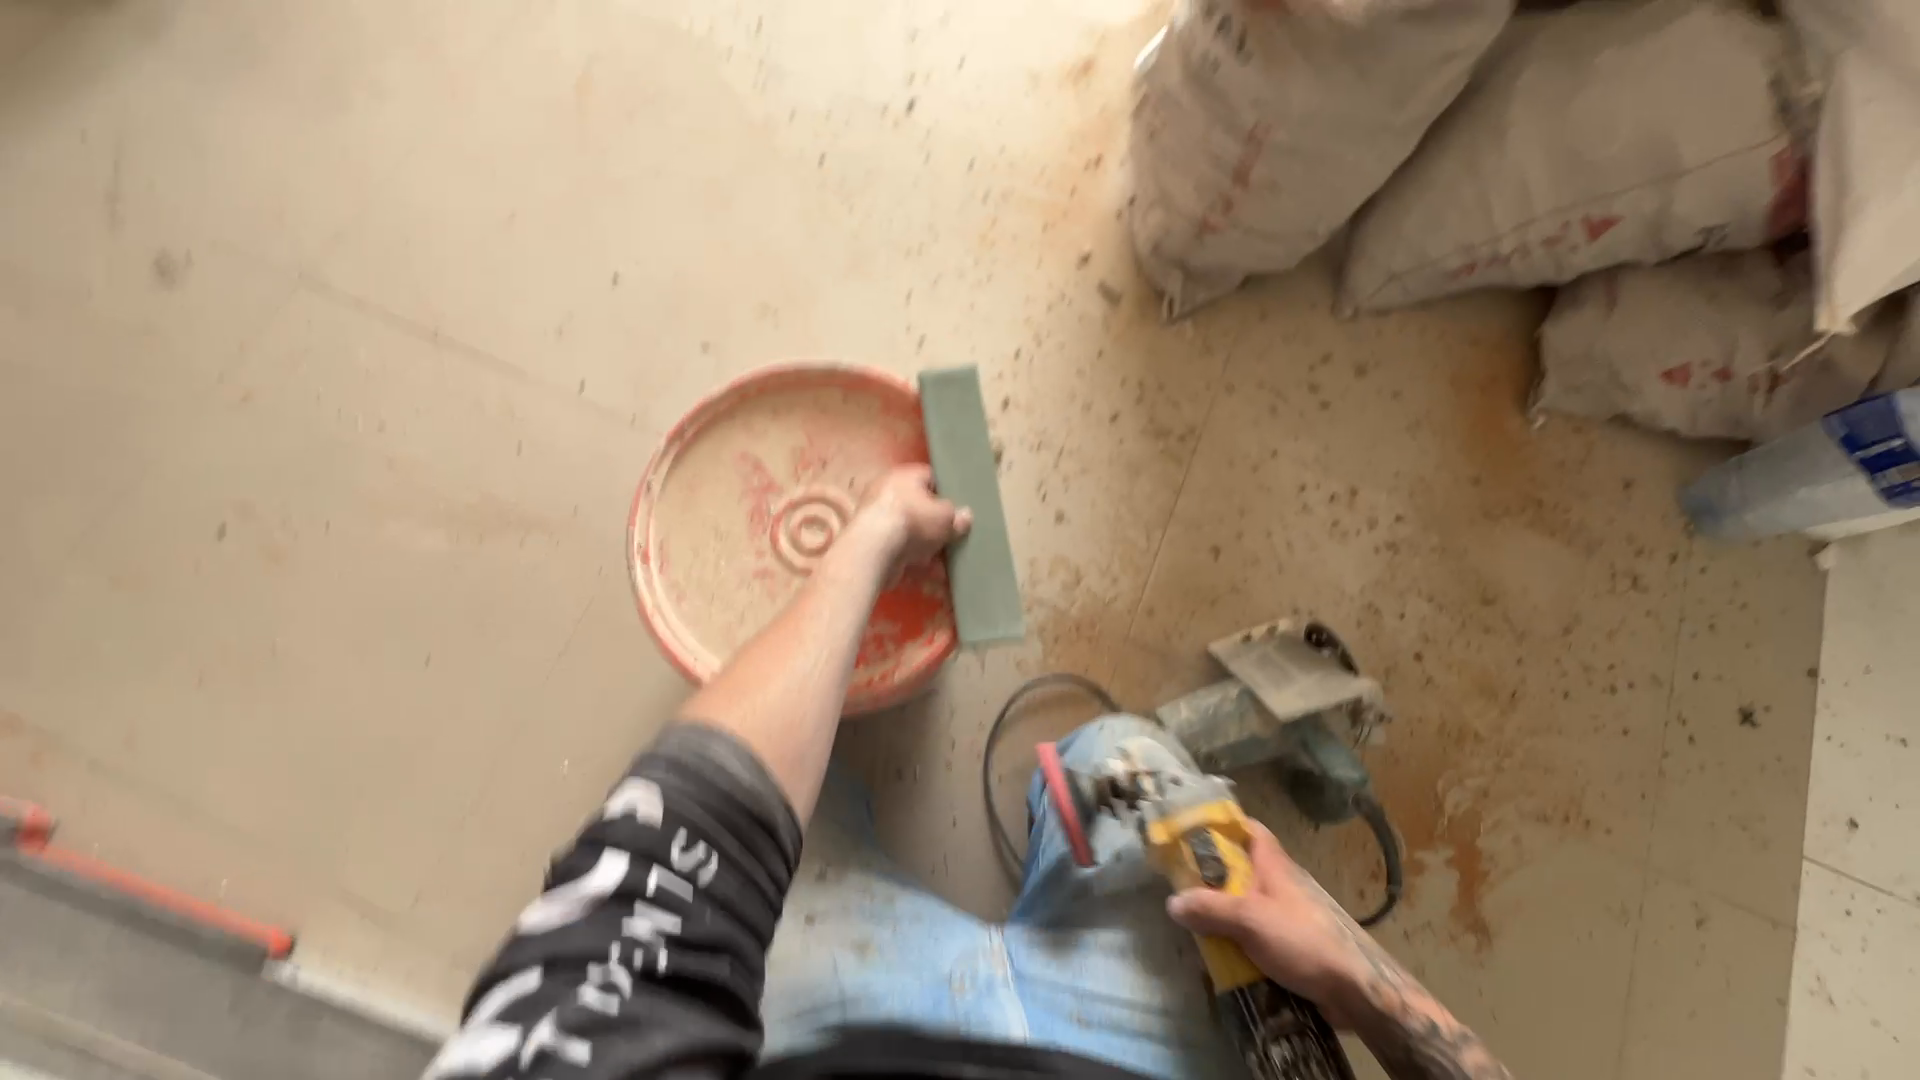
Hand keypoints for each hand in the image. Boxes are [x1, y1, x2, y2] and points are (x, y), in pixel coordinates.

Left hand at [852, 464, 970, 577]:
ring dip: (929, 552)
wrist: (874, 550)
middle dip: (938, 528)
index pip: (929, 478)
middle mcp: (887, 495)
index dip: (947, 492)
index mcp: (903, 477)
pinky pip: (901, 554)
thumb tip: (965, 515)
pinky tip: (933, 580)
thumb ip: (958, 517)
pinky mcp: (874, 547)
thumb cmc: (913, 521)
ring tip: (947, 566)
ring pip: (911, 536)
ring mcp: (879, 522)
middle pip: (919, 510)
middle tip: (955, 539)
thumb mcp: (946, 517)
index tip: (959, 508)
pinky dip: (916, 566)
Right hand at [1166, 821, 1376, 1026]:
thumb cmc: (1302, 940)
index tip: (1194, 829)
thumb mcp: (1249, 919)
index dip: (1224, 825)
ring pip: (1245, 903)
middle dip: (1213, 874)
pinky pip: (1253, 933)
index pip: (1250, 830)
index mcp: (1274, 865)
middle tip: (1181, 880)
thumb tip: (1172, 902)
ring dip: (1222, 910)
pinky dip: (1235, 938)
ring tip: (1191, 917)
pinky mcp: (1289, 944)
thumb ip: (1210, 908)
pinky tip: (1217, 949)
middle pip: (1241, 868)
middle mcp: (1279, 884)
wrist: (1353, 991)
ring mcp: (1285, 915)